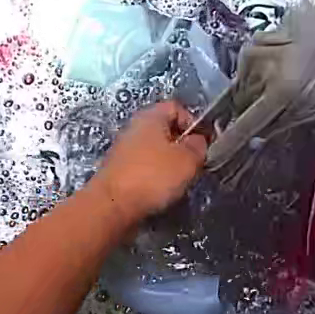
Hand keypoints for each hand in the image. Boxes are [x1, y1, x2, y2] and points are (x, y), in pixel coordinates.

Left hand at [87, 101, 208, 221]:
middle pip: (165, 131)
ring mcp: (123, 150)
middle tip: (193, 164)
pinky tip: (160, 192)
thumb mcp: (188, 159)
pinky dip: (153, 177)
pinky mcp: (118, 171)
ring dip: (169, 164)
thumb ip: (198, 146)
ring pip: (155, 151)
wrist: (112, 205)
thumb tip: (197, 141)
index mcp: (150, 117)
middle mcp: (134, 128)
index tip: (202, 143)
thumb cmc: (152, 177)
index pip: (176, 108)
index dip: (193, 123)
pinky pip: (143, 168)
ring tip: (178, 181)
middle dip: (182, 147)